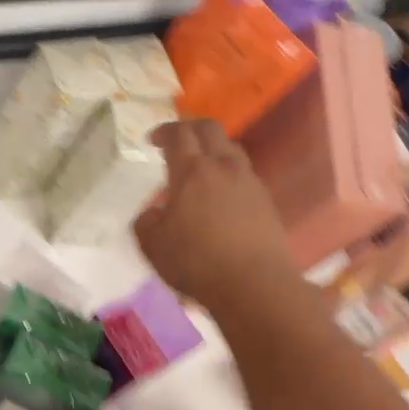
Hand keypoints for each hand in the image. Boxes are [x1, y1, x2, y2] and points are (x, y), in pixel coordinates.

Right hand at [133, 120, 302, 311]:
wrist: (250, 281)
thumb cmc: (193, 262)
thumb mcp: (152, 246)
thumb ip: (146, 222)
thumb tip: (153, 211)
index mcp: (191, 173)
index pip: (178, 136)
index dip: (164, 132)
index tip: (152, 139)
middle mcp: (222, 167)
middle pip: (209, 130)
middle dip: (190, 128)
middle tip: (175, 138)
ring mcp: (247, 180)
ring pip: (229, 148)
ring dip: (211, 148)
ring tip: (198, 165)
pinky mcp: (262, 198)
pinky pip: (240, 173)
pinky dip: (224, 172)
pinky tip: (216, 193)